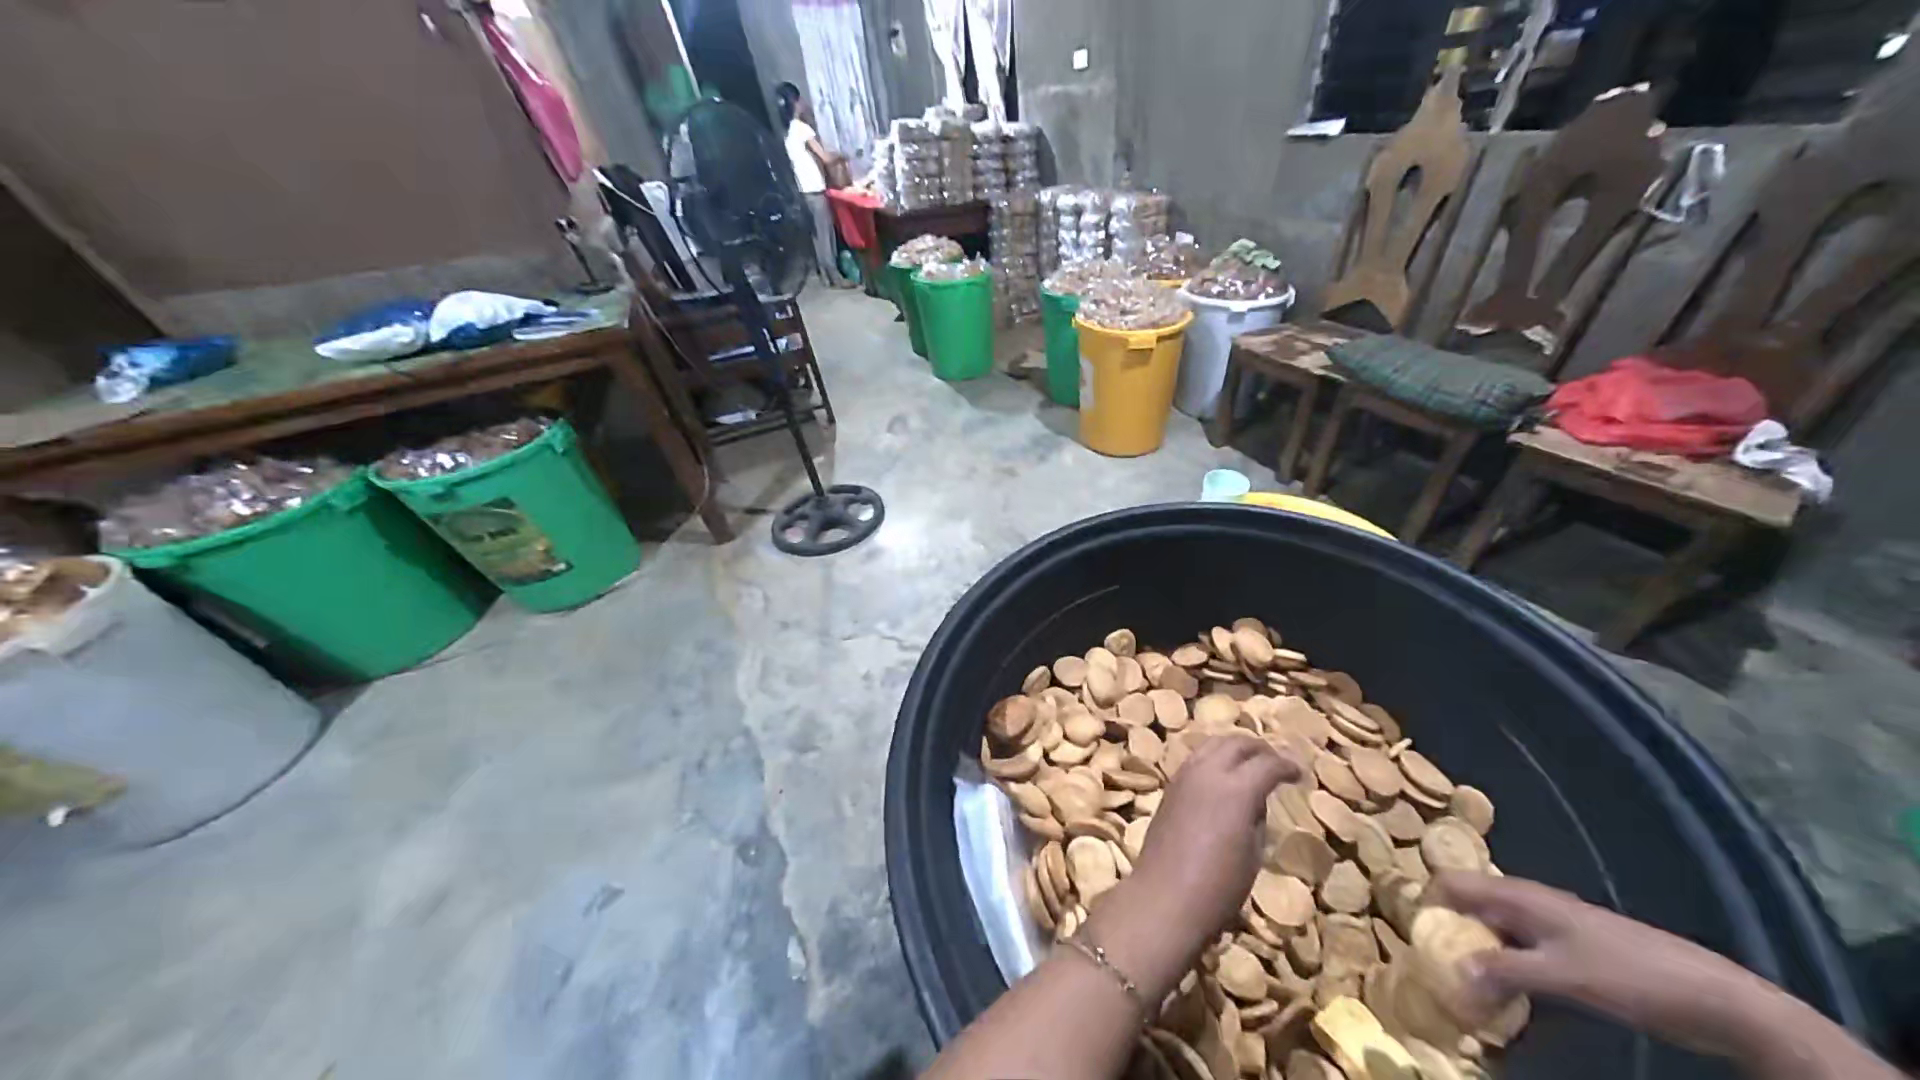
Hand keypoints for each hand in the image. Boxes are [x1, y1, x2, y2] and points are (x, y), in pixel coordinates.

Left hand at [1134, 735, 1299, 938]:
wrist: (1165, 895)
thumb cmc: (1219, 884)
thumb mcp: (1252, 852)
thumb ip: (1255, 816)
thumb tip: (1254, 801)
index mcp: (1236, 788)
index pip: (1268, 764)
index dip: (1287, 766)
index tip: (1298, 775)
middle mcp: (1208, 772)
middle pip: (1236, 743)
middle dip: (1260, 749)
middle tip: (1275, 762)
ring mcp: (1184, 776)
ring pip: (1212, 745)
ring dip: (1233, 749)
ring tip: (1249, 764)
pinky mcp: (1170, 787)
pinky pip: (1196, 760)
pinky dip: (1214, 759)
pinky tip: (1222, 776)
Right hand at [1429, 872, 1794, 1057]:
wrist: (1720, 999)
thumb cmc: (1632, 976)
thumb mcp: (1563, 976)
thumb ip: (1504, 970)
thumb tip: (1450, 971)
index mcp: (1522, 897)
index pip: (1453, 882)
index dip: (1428, 901)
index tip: (1415, 935)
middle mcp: (1532, 903)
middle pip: (1472, 905)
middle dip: (1451, 931)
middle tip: (1436, 967)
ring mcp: (1556, 927)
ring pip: (1498, 929)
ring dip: (1479, 953)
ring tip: (1468, 986)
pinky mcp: (1576, 951)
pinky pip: (1523, 950)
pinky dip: (1507, 967)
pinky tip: (1511, 997)